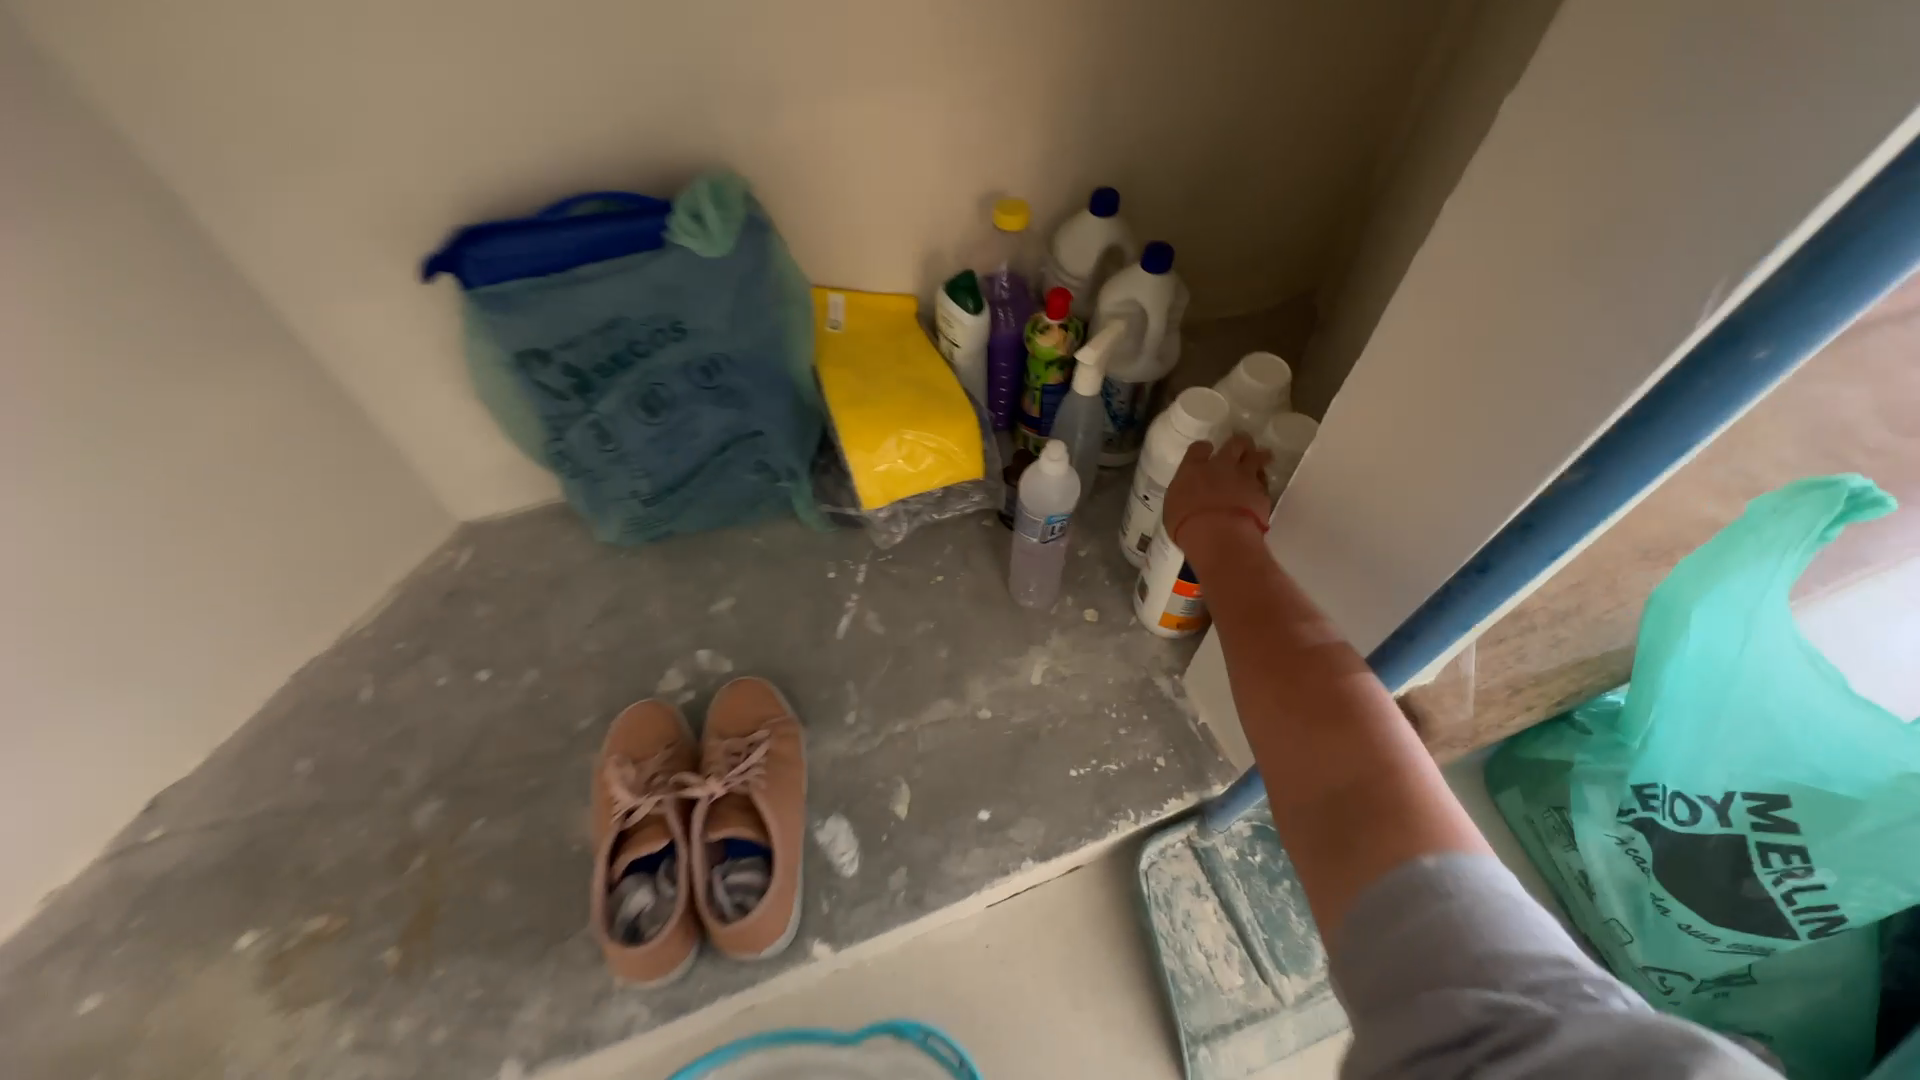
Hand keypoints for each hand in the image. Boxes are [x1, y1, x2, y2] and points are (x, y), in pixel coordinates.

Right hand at [1162, 434, 1271, 554]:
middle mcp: (1220, 466)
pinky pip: (1263, 480)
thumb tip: (1188, 494)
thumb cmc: (1186, 525)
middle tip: (1241, 443)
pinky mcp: (1261, 492)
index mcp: (1193, 469)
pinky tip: (1261, 484)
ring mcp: (1244, 477)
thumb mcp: (1173, 508)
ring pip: (1255, 457)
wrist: (1219, 535)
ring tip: (1262, 456)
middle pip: (1234, 444)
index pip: (1198, 448)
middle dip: (1238, 442)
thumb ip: (1183, 495)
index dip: (1203, 448)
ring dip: (1258, 456)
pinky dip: (1262, 480)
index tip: (1206, 450)